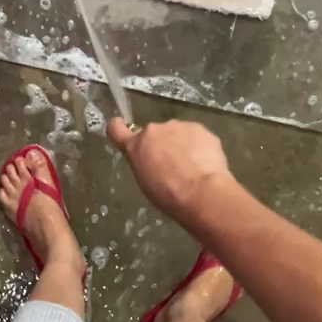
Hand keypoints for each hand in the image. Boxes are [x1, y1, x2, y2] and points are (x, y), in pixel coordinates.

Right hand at [108, 118, 238, 221]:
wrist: (201, 192)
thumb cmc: (168, 195)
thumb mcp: (146, 182)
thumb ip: (144, 162)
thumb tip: (153, 159)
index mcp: (135, 146)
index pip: (116, 128)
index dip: (119, 128)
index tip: (124, 131)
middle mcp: (153, 130)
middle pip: (154, 134)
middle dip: (162, 145)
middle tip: (173, 166)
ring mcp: (177, 126)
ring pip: (177, 133)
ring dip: (181, 145)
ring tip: (193, 166)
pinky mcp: (199, 127)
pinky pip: (196, 135)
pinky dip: (199, 146)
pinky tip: (206, 163)